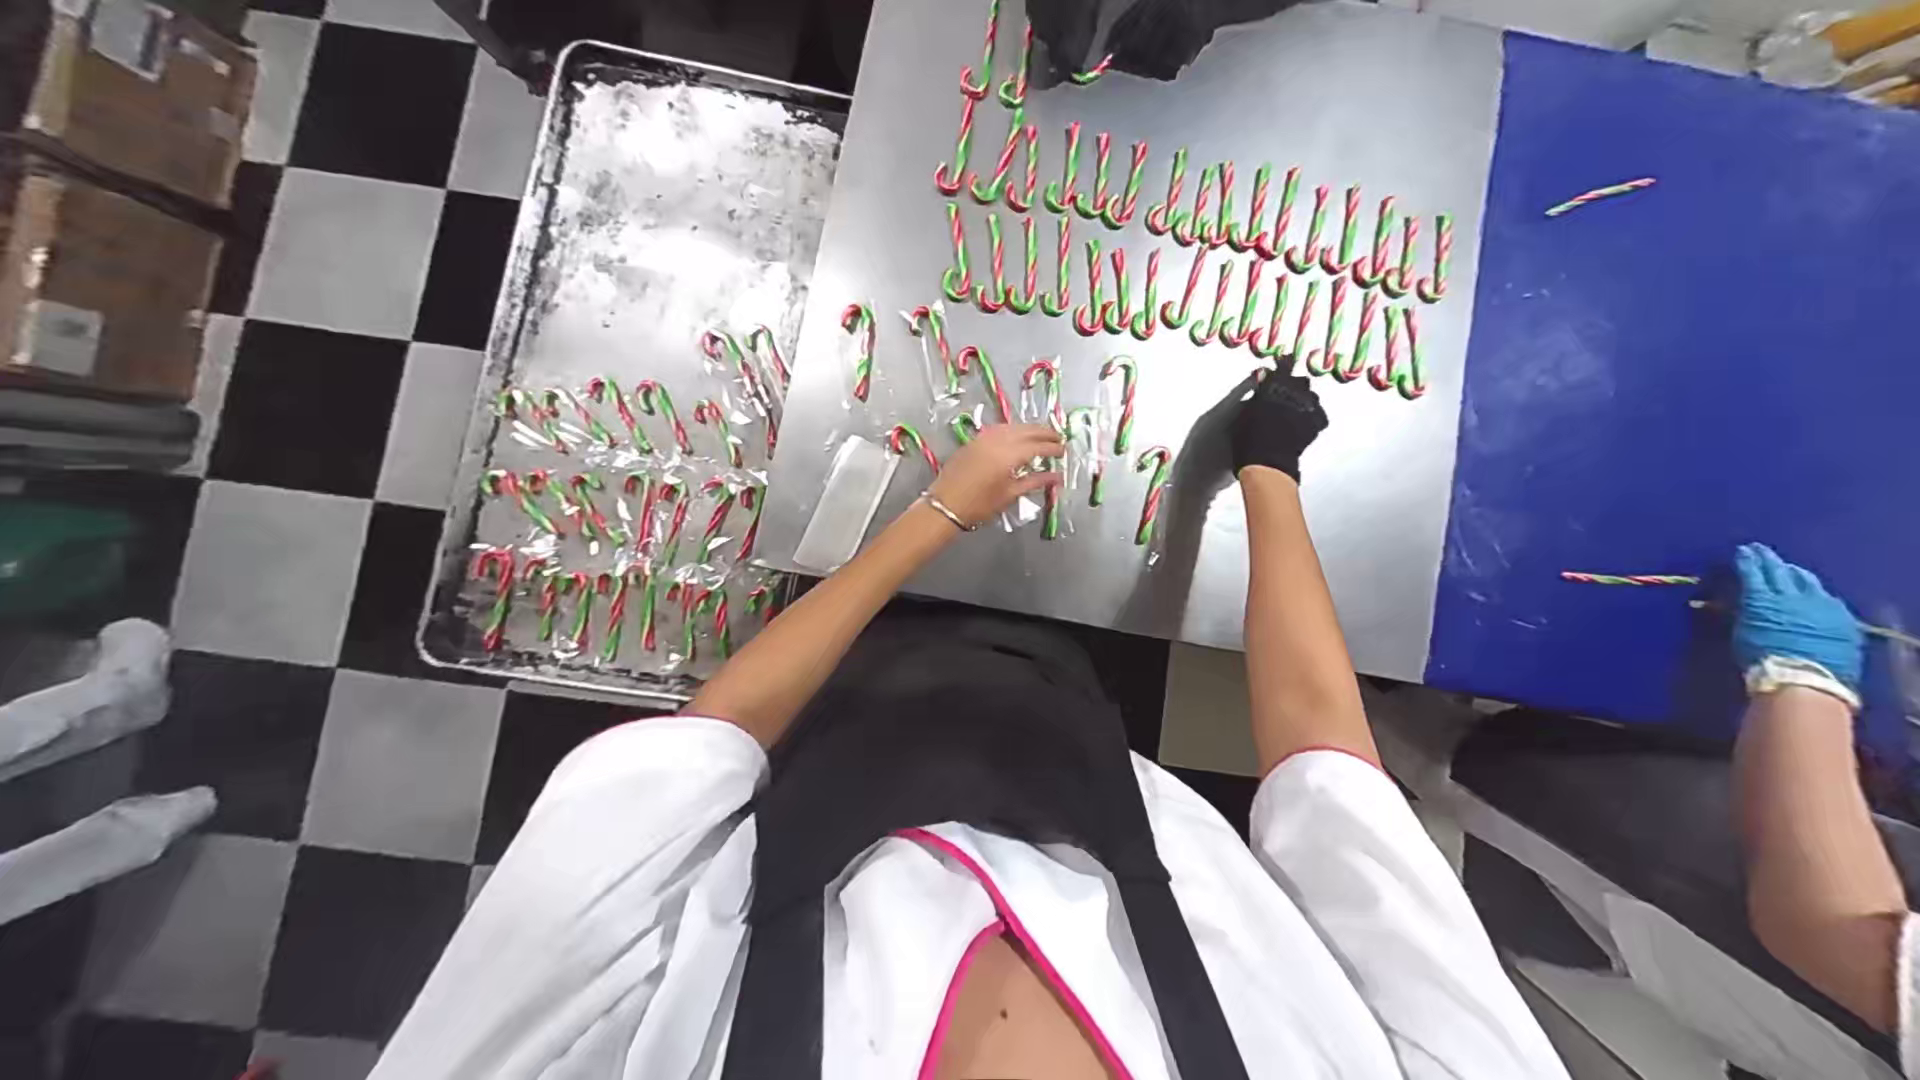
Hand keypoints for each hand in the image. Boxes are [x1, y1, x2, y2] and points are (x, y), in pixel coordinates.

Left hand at [926, 423, 1064, 527]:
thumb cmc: (979, 506)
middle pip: (1026, 430)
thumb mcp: (1010, 495)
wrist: (945, 506)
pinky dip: (1012, 430)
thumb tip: (1057, 477)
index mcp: (1008, 455)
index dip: (1052, 448)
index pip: (1037, 446)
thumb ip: (1034, 482)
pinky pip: (998, 429)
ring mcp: (983, 439)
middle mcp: (996, 441)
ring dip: (1028, 429)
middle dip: (1044, 433)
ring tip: (1040, 436)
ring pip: (1011, 427)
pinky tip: (1016, 436)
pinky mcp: (973, 441)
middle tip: (1058, 439)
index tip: (1064, 452)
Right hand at [1231, 366, 1326, 481]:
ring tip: (1295, 407)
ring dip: (1303, 399)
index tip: (1284, 358)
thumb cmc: (1247, 440)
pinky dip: (1311, 414)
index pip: (1283, 367)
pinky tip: (1304, 419)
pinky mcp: (1316, 424)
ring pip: (1310, 396)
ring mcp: (1309, 408)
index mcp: (1275, 388)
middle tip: (1285, 391)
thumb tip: (1261, 379)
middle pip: (1300, 382)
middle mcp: (1296, 394)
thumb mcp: (1243, 414)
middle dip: (1293, 385)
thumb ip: (1254, 394)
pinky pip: (1317, 413)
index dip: (1283, 362)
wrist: (1266, 464)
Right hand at [1734, 542, 1863, 688]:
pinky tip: (1812, 588)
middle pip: (1782, 573)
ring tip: (1785, 566)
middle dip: (1769, 560)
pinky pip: (1826, 596)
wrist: (1805, 679)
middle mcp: (1795, 598)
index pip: (1755, 573)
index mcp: (1765, 600)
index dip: (1747, 561)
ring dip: (1793, 572)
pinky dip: (1814, 589)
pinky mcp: (1841, 619)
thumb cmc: (1761, 657)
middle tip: (1759, 550)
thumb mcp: (1741, 631)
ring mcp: (1823, 607)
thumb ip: (1737, 610)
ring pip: (1807, 581)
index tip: (1742, 551)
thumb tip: (1726, 598)